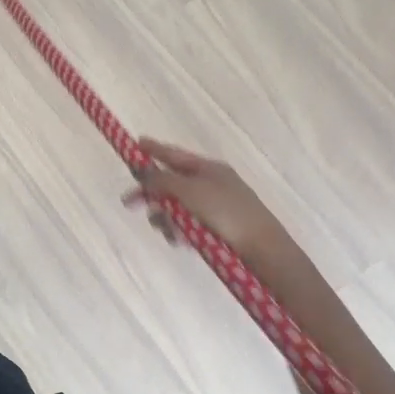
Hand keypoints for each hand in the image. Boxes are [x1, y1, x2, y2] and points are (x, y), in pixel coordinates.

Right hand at [121, 139, 291, 256]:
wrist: (264, 250)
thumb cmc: (225, 212)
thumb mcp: (188, 190)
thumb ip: (160, 179)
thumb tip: (140, 171)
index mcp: (208, 168)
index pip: (174, 154)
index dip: (153, 149)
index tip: (134, 144)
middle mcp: (210, 185)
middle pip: (170, 183)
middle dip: (151, 194)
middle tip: (130, 203)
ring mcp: (214, 208)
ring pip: (176, 208)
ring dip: (165, 217)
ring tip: (167, 230)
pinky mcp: (216, 230)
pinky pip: (187, 226)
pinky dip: (179, 231)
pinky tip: (180, 241)